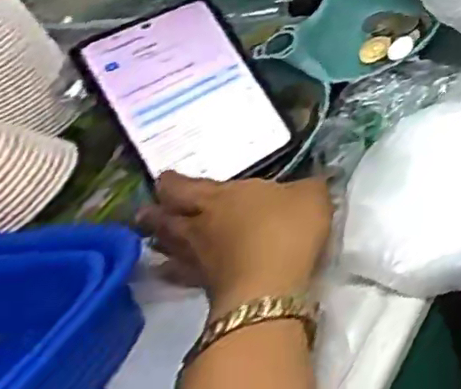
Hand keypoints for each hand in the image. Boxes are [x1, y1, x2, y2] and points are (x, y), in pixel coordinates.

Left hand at [138, 174, 330, 307]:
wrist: (269, 285)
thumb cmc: (289, 227)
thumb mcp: (311, 192)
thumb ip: (302, 184)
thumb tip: (299, 183)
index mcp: (220, 197)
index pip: (184, 187)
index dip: (172, 181)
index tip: (164, 176)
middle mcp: (197, 225)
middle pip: (164, 218)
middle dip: (154, 212)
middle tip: (149, 208)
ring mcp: (193, 257)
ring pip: (166, 244)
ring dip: (160, 238)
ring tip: (159, 233)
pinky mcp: (198, 282)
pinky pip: (175, 270)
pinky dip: (169, 266)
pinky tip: (169, 266)